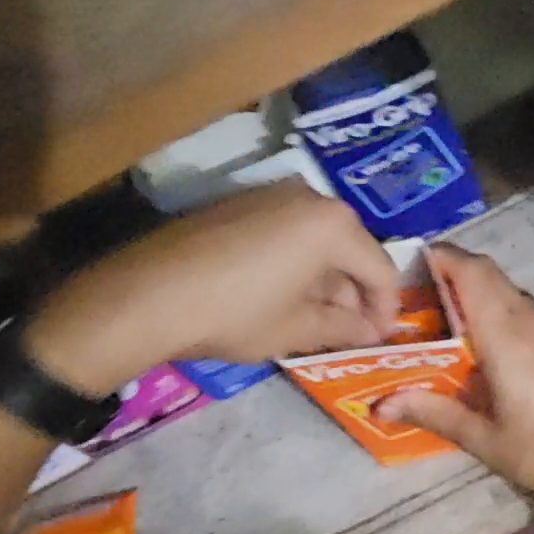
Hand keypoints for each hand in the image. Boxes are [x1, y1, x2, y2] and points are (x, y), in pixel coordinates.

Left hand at [26, 181, 399, 392]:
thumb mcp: (297, 329)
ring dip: (325, 280)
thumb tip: (369, 331)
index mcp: (333, 225)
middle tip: (350, 331)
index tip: (379, 337)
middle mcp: (308, 198)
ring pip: (318, 241)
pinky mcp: (241, 204)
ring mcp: (271, 196)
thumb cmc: (236, 313)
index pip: (380, 269)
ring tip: (316, 320)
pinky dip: (297, 264)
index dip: (386, 308)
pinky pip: (287, 233)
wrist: (147, 295)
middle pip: (350, 248)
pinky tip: (283, 297)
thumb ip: (344, 327)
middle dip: (354, 292)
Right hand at [377, 245, 533, 513]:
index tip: (418, 262)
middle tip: (425, 295)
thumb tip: (383, 403)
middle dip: (459, 272)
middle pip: (494, 277)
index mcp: (508, 337)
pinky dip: (509, 314)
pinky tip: (501, 350)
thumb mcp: (486, 440)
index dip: (446, 258)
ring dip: (485, 294)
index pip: (474, 274)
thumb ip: (435, 413)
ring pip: (515, 295)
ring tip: (456, 324)